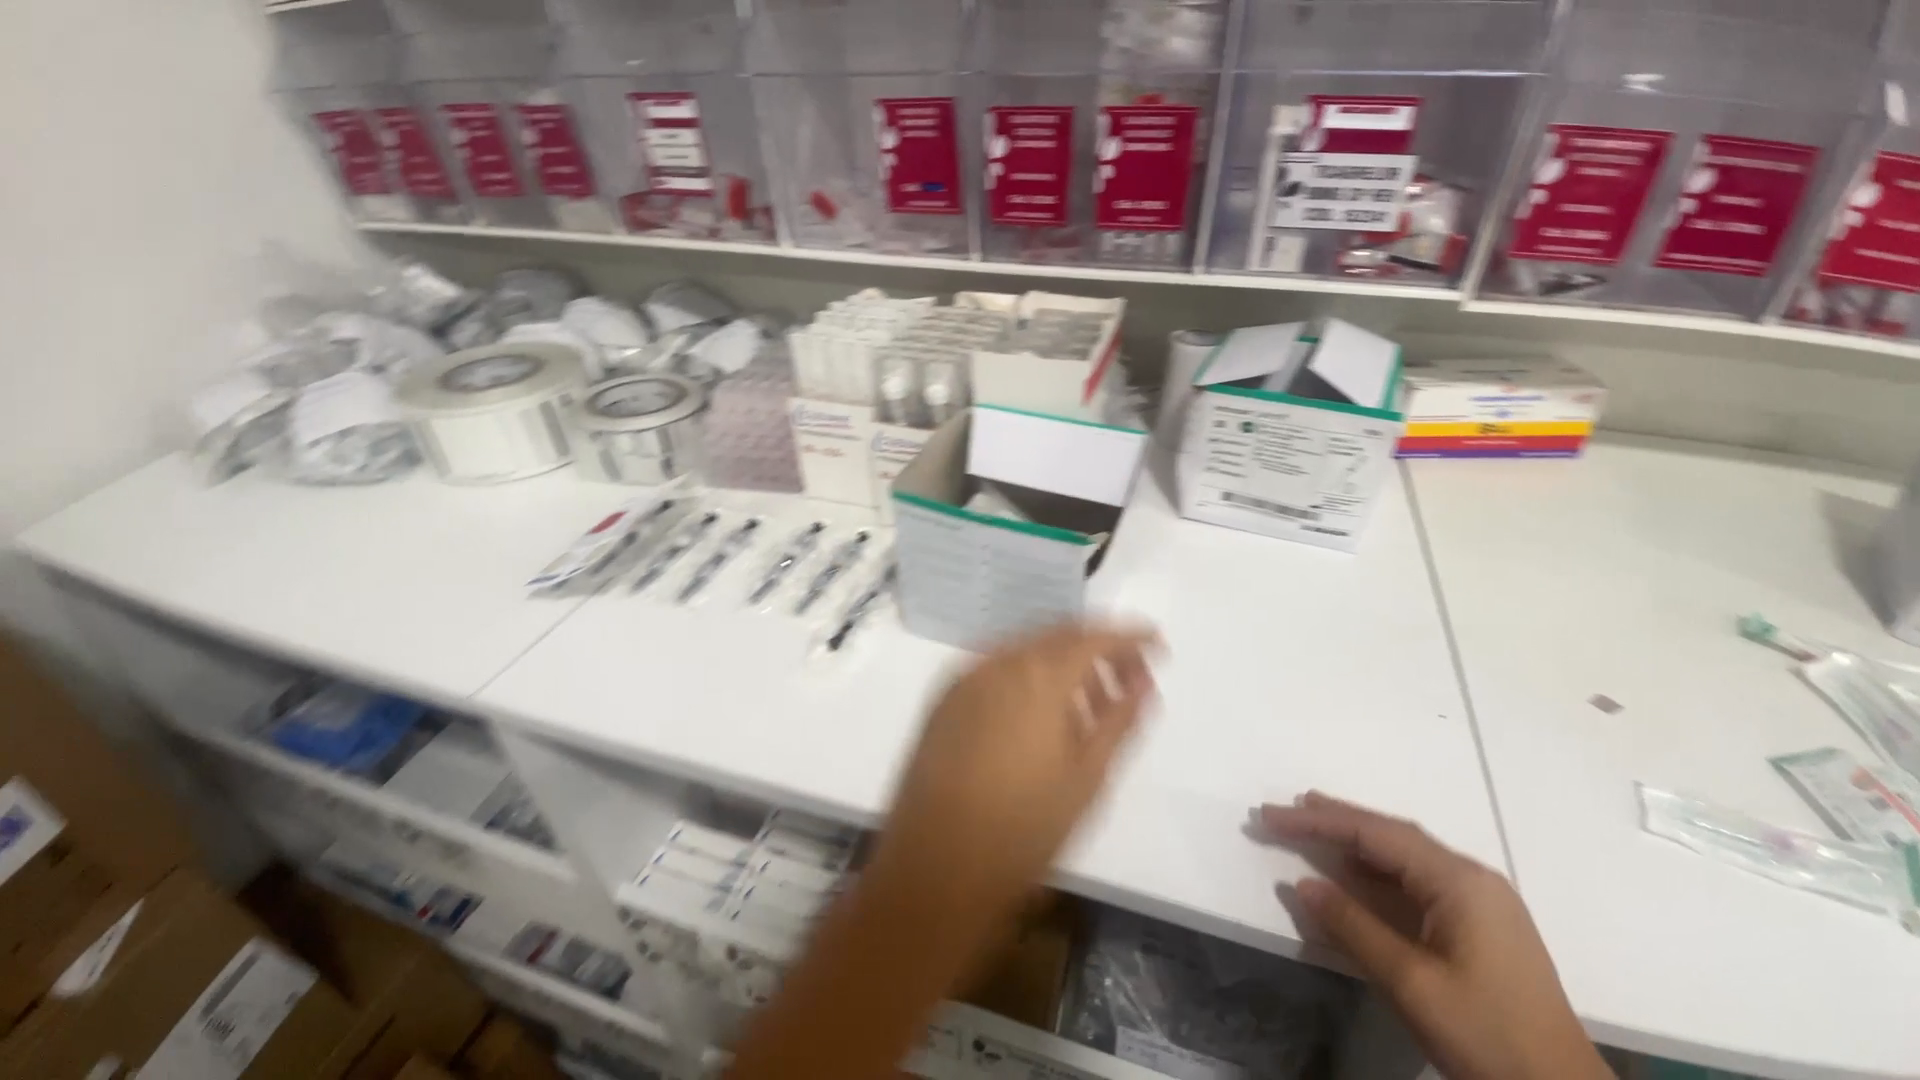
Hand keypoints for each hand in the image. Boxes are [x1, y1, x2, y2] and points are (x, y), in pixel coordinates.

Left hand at [869, 622, 1160, 925]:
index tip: (1157, 647)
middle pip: (1058, 635)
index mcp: (1038, 676)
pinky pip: (995, 671)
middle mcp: (996, 663)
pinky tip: (1044, 718)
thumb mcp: (1088, 778)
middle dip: (1098, 649)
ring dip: (1063, 665)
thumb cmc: (1024, 830)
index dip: (1130, 636)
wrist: (936, 869)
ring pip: (1025, 651)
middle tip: (1129, 680)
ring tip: (1091, 707)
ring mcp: (963, 680)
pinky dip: (1028, 679)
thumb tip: (1143, 684)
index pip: (1094, 636)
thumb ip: (1121, 720)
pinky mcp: (942, 703)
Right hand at [1258, 793, 1610, 1079]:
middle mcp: (1473, 879)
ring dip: (1355, 842)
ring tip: (1309, 828)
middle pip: (1393, 836)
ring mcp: (1482, 902)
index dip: (1320, 821)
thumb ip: (1354, 927)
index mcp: (1460, 882)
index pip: (1377, 835)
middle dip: (1335, 821)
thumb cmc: (1486, 1035)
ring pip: (1406, 857)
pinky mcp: (1481, 927)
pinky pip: (1418, 881)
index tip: (1272, 815)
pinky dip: (1377, 870)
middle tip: (1282, 812)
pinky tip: (1355, 873)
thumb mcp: (1410, 983)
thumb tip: (1303, 884)